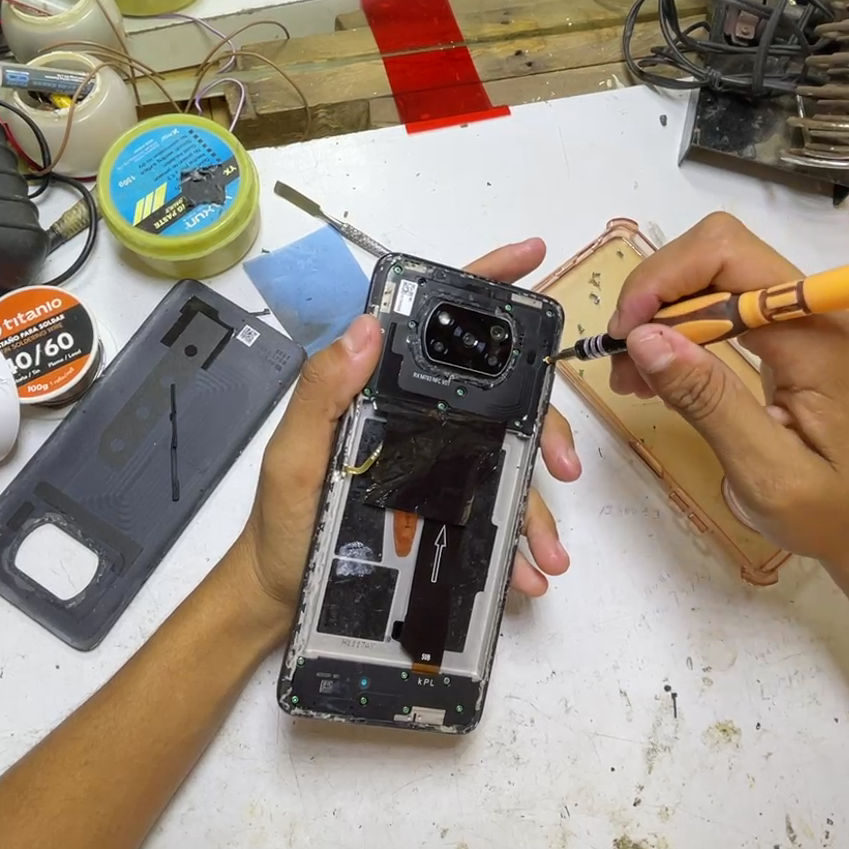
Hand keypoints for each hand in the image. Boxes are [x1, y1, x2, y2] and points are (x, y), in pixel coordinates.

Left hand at [222, 238, 582, 637]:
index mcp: (383, 391)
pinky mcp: (446, 506)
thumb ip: (322, 392)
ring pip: (509, 459)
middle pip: (499, 397)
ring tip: (550, 548)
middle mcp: (420, 419)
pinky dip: (517, 542)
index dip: (483, 285)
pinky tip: (529, 570)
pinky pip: (494, 515)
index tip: (531, 256)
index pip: (434, 327)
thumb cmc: (284, 521)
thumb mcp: (295, 455)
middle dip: (544, 423)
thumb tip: (368, 325)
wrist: (285, 592)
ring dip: (538, 503)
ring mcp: (438, 463)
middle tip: (564, 463)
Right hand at [605, 212, 848, 588]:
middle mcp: (818, 304)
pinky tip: (659, 375)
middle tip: (622, 359)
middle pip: (716, 253)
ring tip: (633, 376)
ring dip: (661, 315)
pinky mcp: (790, 332)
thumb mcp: (766, 470)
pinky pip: (721, 305)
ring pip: (711, 275)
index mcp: (822, 329)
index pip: (727, 257)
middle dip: (656, 295)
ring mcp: (805, 314)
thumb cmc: (833, 513)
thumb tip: (644, 339)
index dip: (662, 281)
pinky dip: (679, 331)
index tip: (622, 336)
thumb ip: (709, 401)